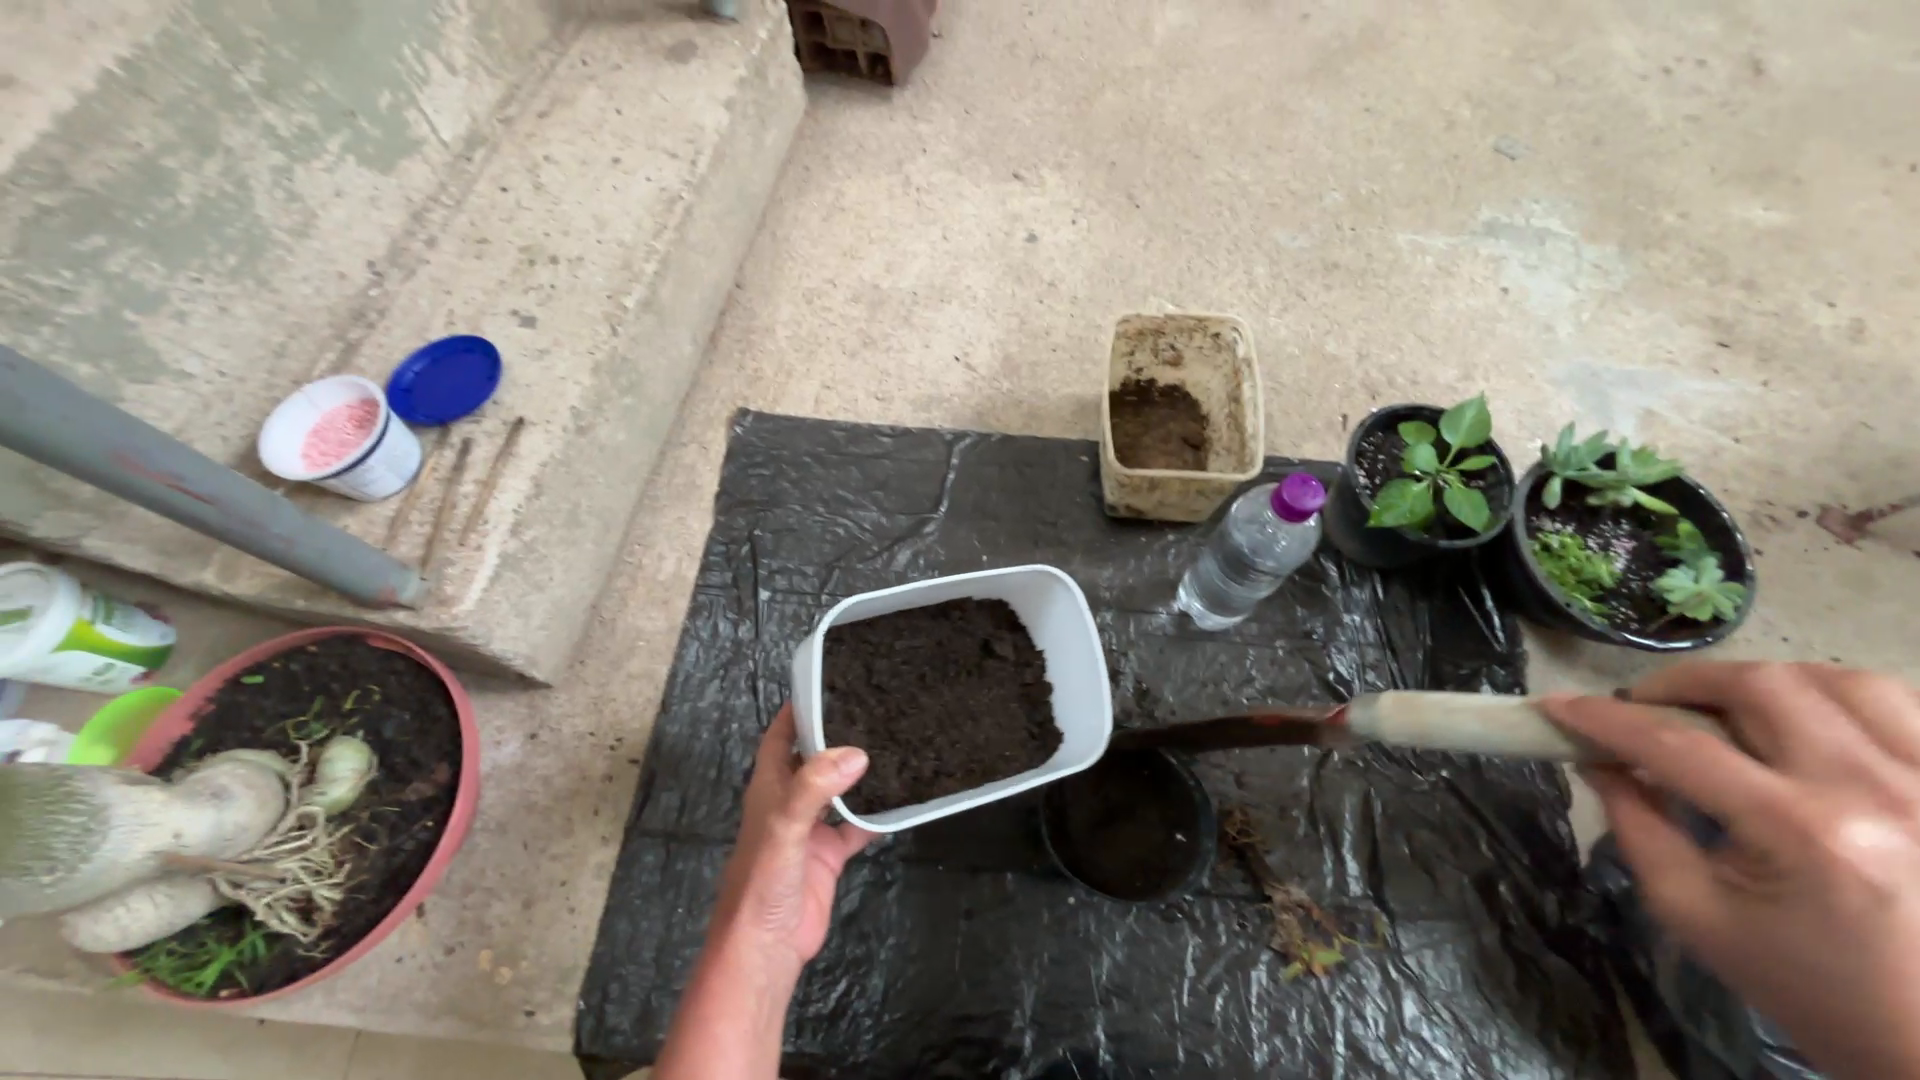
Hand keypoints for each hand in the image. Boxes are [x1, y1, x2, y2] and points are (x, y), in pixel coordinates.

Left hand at [710, 704, 873, 968]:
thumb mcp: (783, 827)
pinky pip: (857, 827)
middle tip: (875, 710)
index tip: (831, 684)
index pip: (781, 735)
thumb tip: (856, 753)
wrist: (765, 948)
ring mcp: (811, 829)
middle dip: (838, 735)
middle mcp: (790, 801)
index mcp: (769, 786)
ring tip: (894, 746)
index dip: (799, 709)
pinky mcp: (829, 855)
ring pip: (838, 790)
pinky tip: (900, 802)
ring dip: (859, 773)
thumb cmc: (761, 882)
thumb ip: (814, 788)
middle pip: (814, 757)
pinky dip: (876, 816)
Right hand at [1547, 663, 1919, 1079]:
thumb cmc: (1813, 991)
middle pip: (1763, 688)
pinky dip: (1838, 699)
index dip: (1603, 719)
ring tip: (1726, 711)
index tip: (1555, 706)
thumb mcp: (1695, 913)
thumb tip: (1599, 761)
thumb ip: (1637, 826)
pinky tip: (1804, 725)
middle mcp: (1879, 791)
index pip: (1677, 746)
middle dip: (1682, 685)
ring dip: (1765, 684)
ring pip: (1841, 682)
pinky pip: (1901, 706)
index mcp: (1806, 833)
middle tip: (1645, 706)